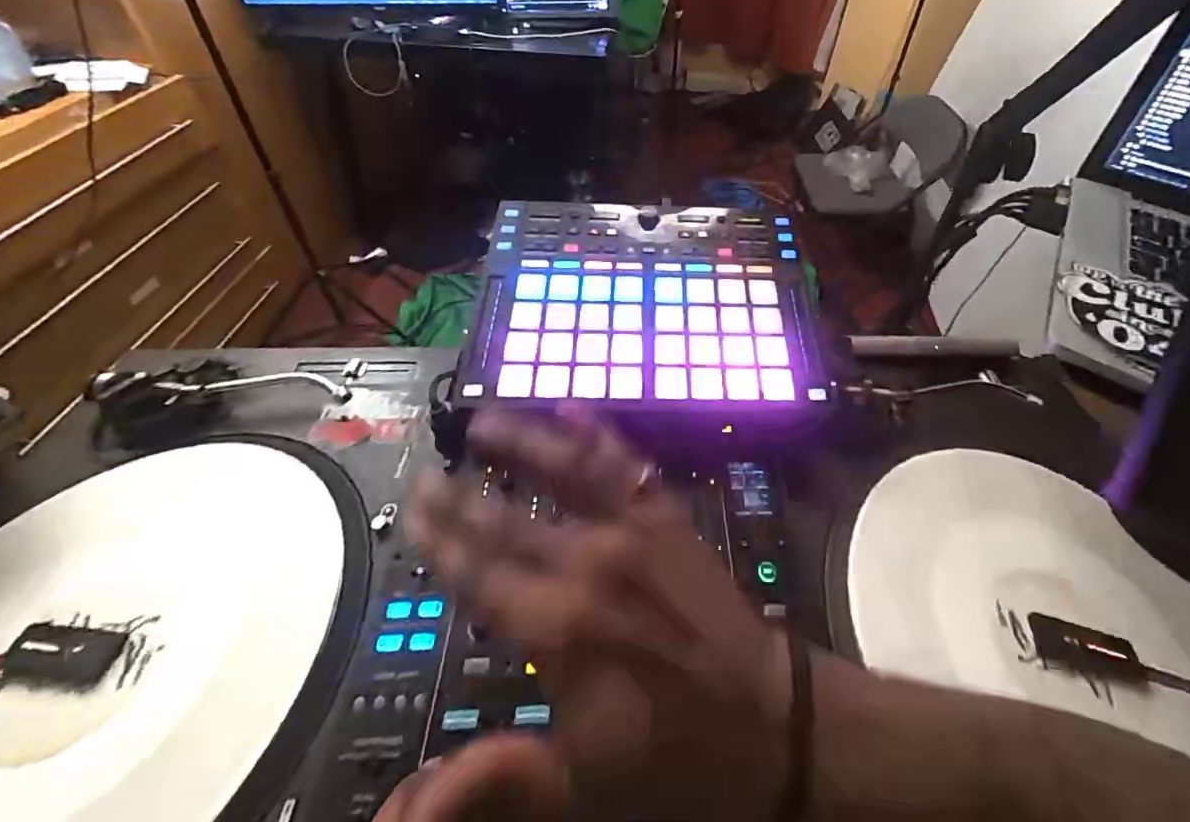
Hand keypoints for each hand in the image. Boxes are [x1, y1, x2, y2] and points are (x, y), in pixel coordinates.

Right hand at [385, 404, 791, 821]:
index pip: (478, 572)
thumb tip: (415, 796)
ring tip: (484, 423)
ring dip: (519, 443)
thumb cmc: (675, 756)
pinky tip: (570, 406)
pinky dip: (596, 432)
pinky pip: (624, 464)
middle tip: (428, 476)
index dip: (441, 541)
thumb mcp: (580, 781)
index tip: (415, 512)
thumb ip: (497, 774)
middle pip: (505, 520)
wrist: (774, 723)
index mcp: (558, 628)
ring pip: (562, 472)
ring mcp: (630, 531)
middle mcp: (587, 565)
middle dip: (459, 497)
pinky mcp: (665, 516)